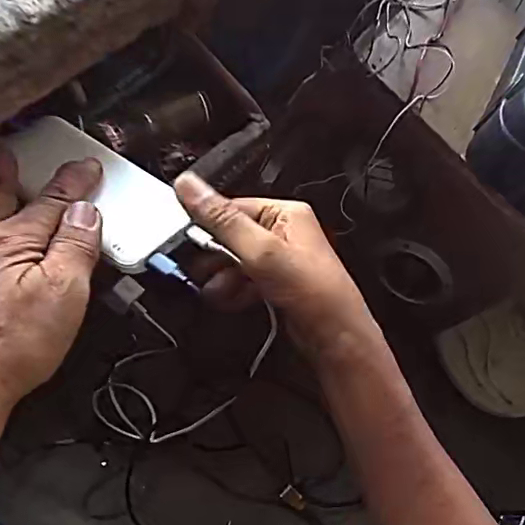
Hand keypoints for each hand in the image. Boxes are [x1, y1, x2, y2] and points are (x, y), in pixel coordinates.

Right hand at [173, 173, 375, 357]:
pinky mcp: (276, 286)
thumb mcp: (261, 251)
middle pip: (229, 238)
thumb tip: (189, 187)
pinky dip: (235, 293)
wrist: (335, 337)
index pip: (231, 207)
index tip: (190, 244)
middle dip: (216, 260)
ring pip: (234, 264)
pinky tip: (233, 301)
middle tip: (208, 273)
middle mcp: (284, 234)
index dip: (208, 227)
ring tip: (222, 292)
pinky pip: (244, 283)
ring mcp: (280, 262)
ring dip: (223, 280)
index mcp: (286, 214)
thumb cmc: (316, 293)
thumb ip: (222, 220)